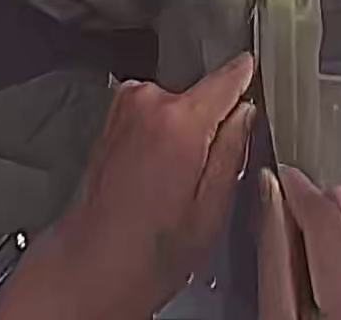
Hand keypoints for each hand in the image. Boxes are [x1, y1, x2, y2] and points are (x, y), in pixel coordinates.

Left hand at [0, 54, 256, 319]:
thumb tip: (246, 113)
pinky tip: (153, 173)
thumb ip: (233, 149)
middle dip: (211, 121)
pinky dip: (160, 130)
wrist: (86, 268)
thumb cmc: (144, 255)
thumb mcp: (210, 210)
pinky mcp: (113, 114)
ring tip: (172, 178)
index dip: (246, 76)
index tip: (254, 72)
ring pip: (178, 103)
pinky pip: (154, 108)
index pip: (228, 76)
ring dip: (183, 127)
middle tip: (204, 168)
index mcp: (180, 121)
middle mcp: (150, 100)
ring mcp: (127, 104)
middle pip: (202, 94)